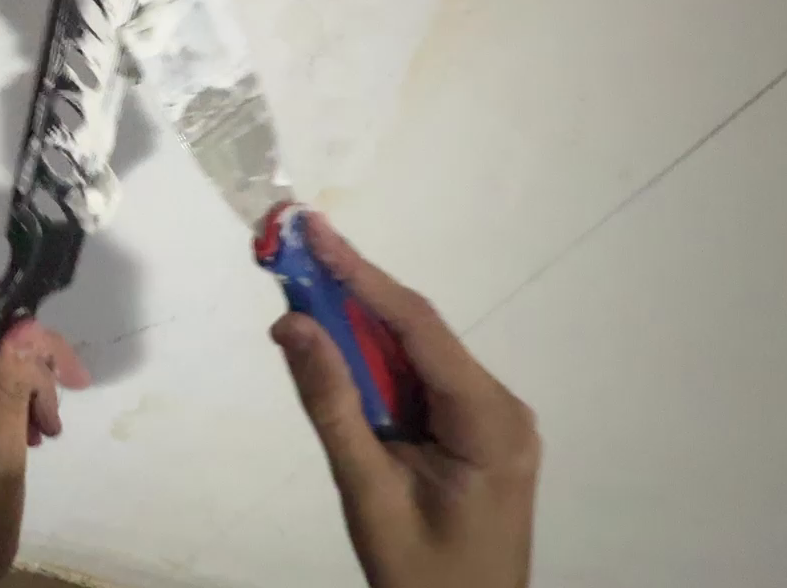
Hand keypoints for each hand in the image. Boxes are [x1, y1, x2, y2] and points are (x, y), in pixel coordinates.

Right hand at [271, 213, 539, 587]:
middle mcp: (497, 405)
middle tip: (295, 247)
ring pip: (409, 345)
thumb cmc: (421, 573)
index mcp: (488, 421)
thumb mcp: (367, 489)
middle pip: (413, 328)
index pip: (417, 326)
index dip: (361, 274)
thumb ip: (330, 402)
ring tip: (299, 282)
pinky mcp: (465, 425)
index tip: (314, 232)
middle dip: (350, 286)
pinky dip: (366, 350)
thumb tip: (289, 322)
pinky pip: (410, 370)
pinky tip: (330, 335)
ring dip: (353, 315)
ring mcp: (485, 414)